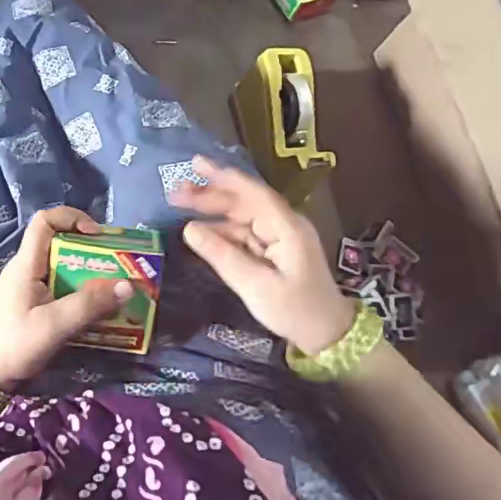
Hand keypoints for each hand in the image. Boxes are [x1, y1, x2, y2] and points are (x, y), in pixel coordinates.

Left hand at [0, 206, 132, 387]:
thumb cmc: (14, 344)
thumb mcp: (54, 325)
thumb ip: (89, 305)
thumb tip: (127, 285)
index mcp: (26, 264)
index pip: (44, 221)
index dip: (72, 218)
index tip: (97, 235)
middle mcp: (29, 268)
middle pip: (62, 243)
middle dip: (92, 250)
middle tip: (118, 264)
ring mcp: (32, 286)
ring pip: (66, 266)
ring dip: (92, 274)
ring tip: (117, 286)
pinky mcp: (38, 303)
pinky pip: (65, 287)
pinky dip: (85, 292)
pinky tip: (102, 307)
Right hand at [170, 156, 356, 355]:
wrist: (327, 335)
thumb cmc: (295, 310)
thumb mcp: (255, 286)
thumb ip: (222, 256)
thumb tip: (189, 229)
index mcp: (286, 228)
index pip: (252, 193)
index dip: (224, 177)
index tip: (196, 164)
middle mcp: (283, 225)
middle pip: (244, 201)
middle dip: (209, 194)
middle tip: (174, 190)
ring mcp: (279, 238)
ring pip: (241, 217)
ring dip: (211, 211)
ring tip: (178, 205)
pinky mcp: (273, 251)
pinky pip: (243, 233)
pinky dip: (221, 230)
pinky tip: (199, 230)